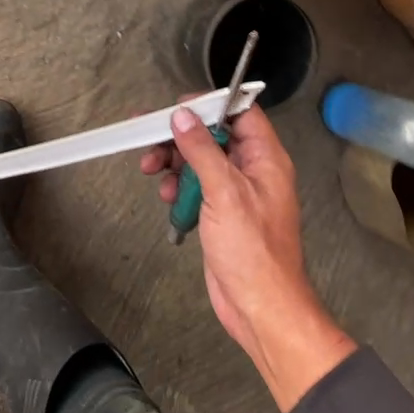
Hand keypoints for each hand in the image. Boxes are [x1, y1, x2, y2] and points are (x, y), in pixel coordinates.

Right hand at [140, 103, 356, 411]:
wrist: (260, 308)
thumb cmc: (253, 253)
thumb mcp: (225, 193)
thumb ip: (202, 150)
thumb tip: (183, 116)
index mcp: (265, 158)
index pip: (240, 112)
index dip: (210, 104)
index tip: (177, 107)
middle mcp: (252, 170)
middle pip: (213, 135)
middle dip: (180, 136)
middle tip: (148, 139)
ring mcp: (236, 192)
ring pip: (199, 160)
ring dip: (173, 162)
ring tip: (151, 170)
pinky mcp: (221, 212)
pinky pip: (196, 186)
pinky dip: (178, 187)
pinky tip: (168, 197)